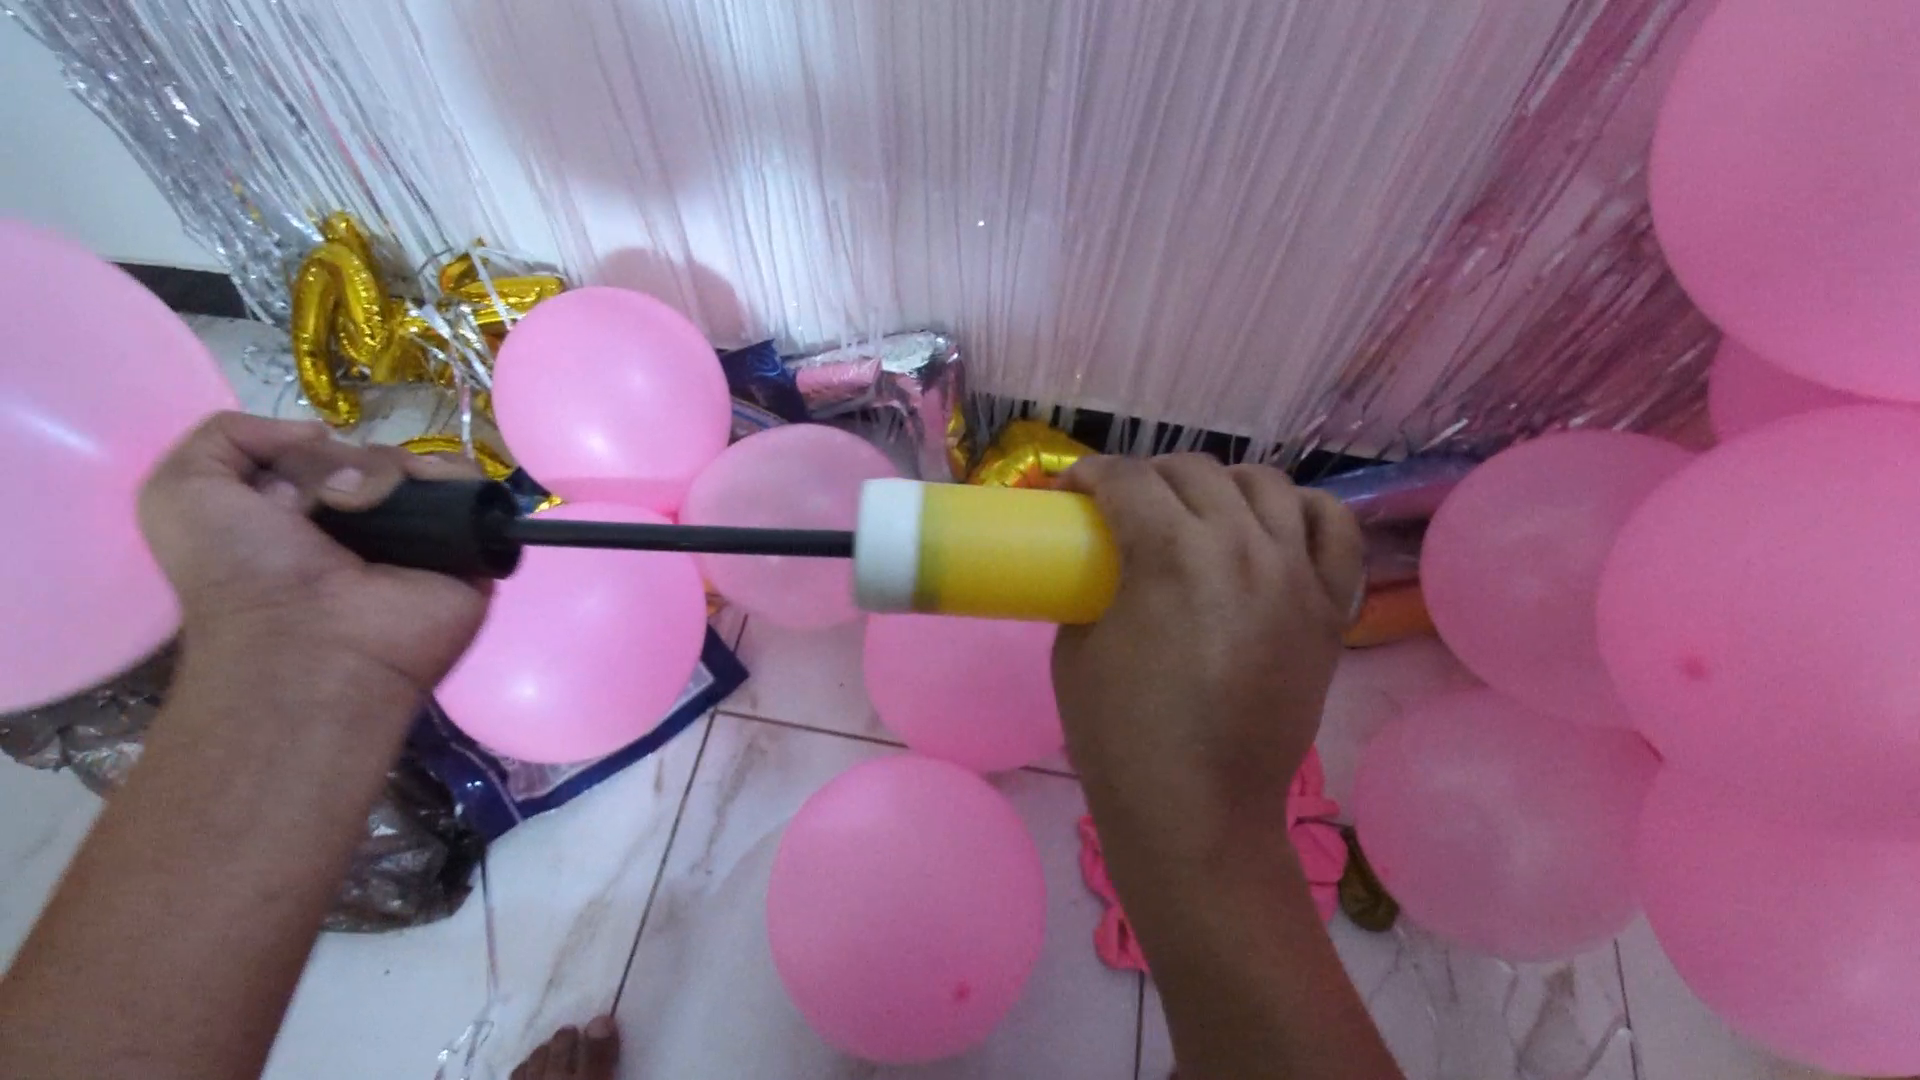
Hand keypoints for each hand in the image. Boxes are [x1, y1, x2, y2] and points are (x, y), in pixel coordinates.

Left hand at [138, 412, 492, 705]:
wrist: (315, 640)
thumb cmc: (243, 572)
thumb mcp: (184, 492)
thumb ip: (227, 435)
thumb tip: (323, 429)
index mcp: (311, 515)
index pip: (331, 453)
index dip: (309, 453)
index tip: (286, 488)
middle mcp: (373, 524)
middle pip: (383, 455)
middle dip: (353, 461)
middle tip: (332, 502)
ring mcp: (427, 535)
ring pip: (430, 467)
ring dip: (397, 471)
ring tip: (374, 507)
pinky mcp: (473, 546)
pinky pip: (477, 491)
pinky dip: (453, 482)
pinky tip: (424, 506)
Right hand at [1052, 454, 1362, 873]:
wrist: (1197, 811)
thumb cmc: (1120, 737)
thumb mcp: (1076, 650)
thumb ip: (1092, 589)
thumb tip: (1104, 564)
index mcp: (1170, 556)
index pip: (1127, 479)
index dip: (1090, 473)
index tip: (1073, 490)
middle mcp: (1242, 548)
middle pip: (1193, 471)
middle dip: (1146, 475)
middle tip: (1123, 506)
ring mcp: (1295, 576)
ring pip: (1265, 484)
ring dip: (1219, 484)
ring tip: (1196, 512)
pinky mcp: (1328, 609)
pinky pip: (1332, 529)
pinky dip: (1301, 513)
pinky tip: (1271, 527)